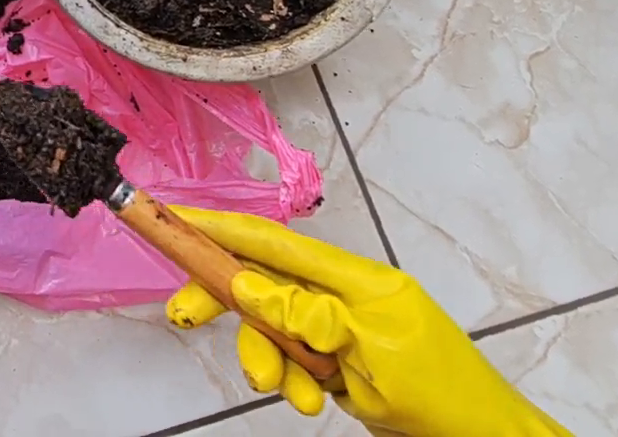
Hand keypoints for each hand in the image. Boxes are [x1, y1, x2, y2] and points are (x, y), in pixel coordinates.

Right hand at [165, 208, 571, 436]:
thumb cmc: (442, 397)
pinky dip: (292, 377)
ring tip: (283, 389)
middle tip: (184, 316)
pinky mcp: (337, 359)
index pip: (272, 240)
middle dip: (223, 298)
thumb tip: (245, 285)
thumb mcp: (372, 354)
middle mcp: (338, 293)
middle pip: (261, 280)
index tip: (174, 217)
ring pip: (272, 324)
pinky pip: (293, 356)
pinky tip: (313, 400)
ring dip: (266, 355)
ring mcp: (338, 327)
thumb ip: (306, 315)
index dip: (219, 226)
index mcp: (350, 276)